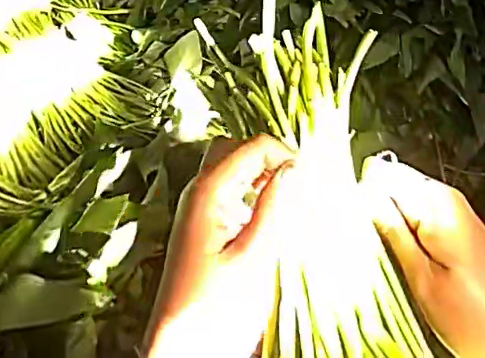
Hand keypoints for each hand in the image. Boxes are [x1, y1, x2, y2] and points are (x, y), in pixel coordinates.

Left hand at [144, 136, 298, 357]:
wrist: (177, 350)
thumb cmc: (214, 308)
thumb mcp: (253, 258)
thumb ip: (273, 208)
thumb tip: (295, 167)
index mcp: (208, 190)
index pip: (250, 147)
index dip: (281, 152)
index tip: (307, 175)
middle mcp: (198, 189)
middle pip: (235, 147)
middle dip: (267, 155)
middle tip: (295, 180)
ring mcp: (196, 206)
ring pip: (229, 166)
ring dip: (258, 171)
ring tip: (286, 195)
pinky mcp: (200, 224)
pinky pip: (226, 188)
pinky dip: (248, 188)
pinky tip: (265, 212)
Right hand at [365, 155, 484, 357]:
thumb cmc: (477, 322)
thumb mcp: (424, 282)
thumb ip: (390, 231)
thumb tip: (361, 195)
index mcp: (434, 203)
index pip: (379, 174)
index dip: (362, 198)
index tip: (357, 229)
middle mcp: (444, 195)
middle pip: (390, 183)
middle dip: (376, 210)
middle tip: (375, 252)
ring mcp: (453, 209)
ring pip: (402, 199)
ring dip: (391, 224)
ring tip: (393, 263)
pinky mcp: (458, 225)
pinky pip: (419, 214)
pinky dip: (408, 233)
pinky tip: (411, 264)